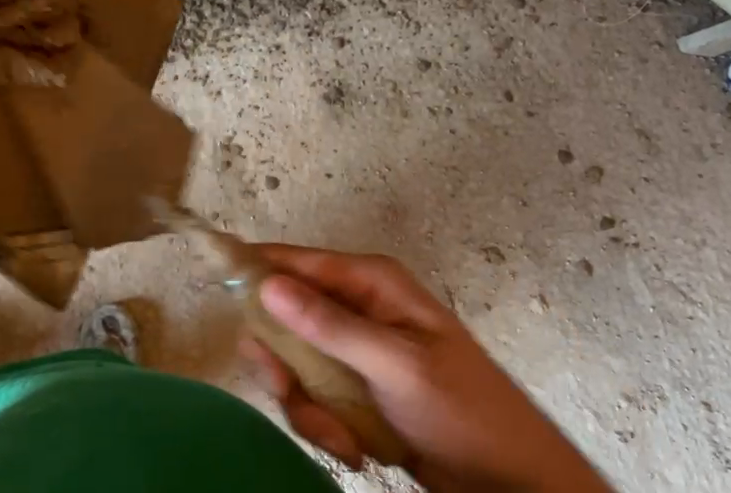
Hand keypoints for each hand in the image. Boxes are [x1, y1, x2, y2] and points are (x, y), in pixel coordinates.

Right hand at [240, 245, 612, 491]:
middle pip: (282, 318)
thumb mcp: (396, 367)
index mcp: (369, 282)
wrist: (514, 486)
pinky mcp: (353, 387)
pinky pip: (311, 395)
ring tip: (344, 440)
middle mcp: (356, 306)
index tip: (217, 288)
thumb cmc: (464, 413)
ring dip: (308, 406)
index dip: (251, 271)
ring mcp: (353, 349)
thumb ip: (330, 325)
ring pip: (292, 364)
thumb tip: (266, 282)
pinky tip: (357, 449)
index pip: (292, 260)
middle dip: (285, 365)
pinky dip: (325, 426)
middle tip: (290, 392)